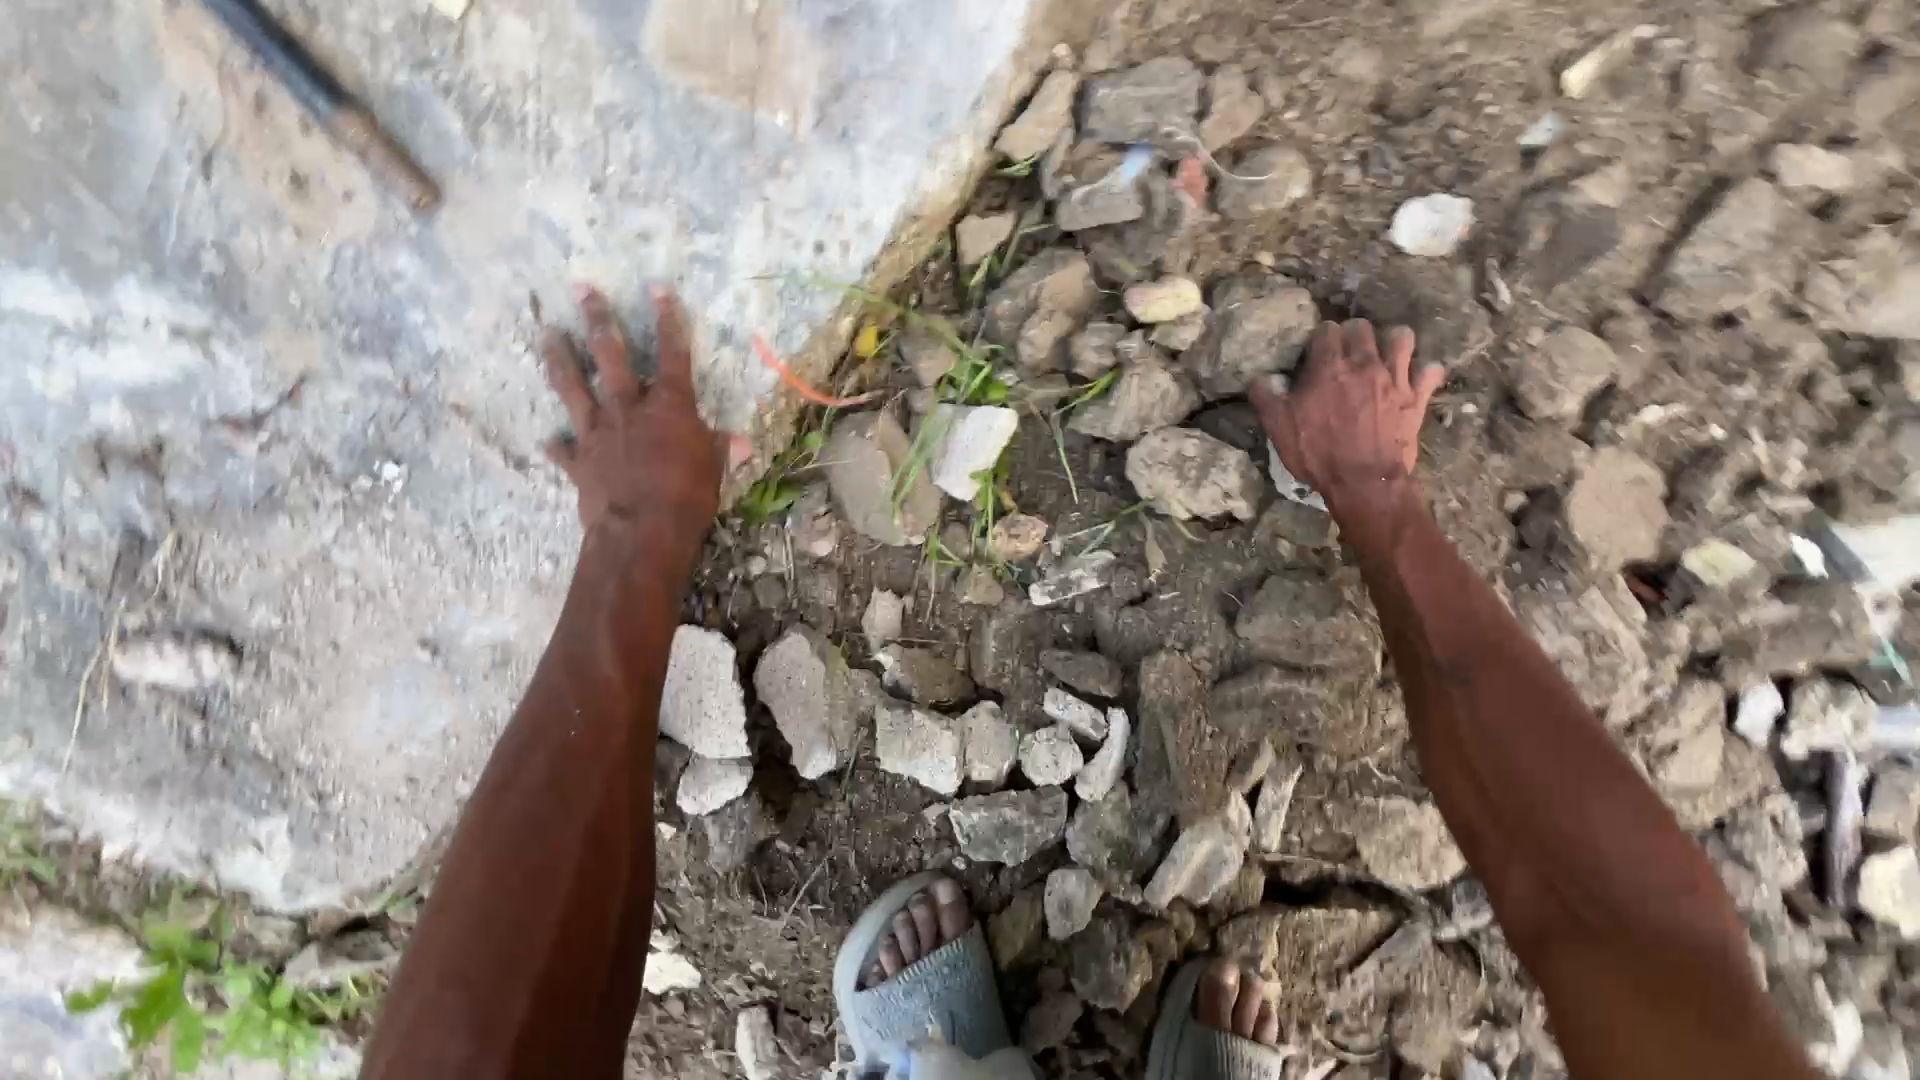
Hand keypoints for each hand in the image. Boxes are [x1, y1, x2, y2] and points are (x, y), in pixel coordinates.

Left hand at [542, 285, 724, 550]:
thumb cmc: (689, 497)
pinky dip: (559, 445)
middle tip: (582, 288)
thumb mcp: (715, 469)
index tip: (658, 288)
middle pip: (611, 356)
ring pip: (573, 385)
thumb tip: (740, 443)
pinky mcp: (579, 460)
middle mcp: (630, 408)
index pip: (672, 354)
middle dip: (598, 319)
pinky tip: (551, 440)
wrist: (643, 532)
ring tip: (546, 332)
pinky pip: (564, 448)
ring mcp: (598, 431)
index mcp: (670, 406)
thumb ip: (720, 449)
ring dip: (560, 357)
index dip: (668, 320)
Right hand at [1251, 319, 1443, 518]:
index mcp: (1328, 368)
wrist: (1364, 481)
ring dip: (1392, 341)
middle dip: (1352, 333)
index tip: (1315, 350)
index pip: (1326, 331)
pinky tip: (1416, 376)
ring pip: (1402, 338)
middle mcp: (1364, 364)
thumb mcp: (1278, 428)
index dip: (1319, 338)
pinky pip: (1430, 370)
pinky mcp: (1416, 396)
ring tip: (1384, 354)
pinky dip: (1424, 370)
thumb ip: (1266, 397)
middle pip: (1362, 328)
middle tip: (1346, 349)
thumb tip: (1263, 377)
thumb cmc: (1318, 454)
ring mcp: (1395, 378)